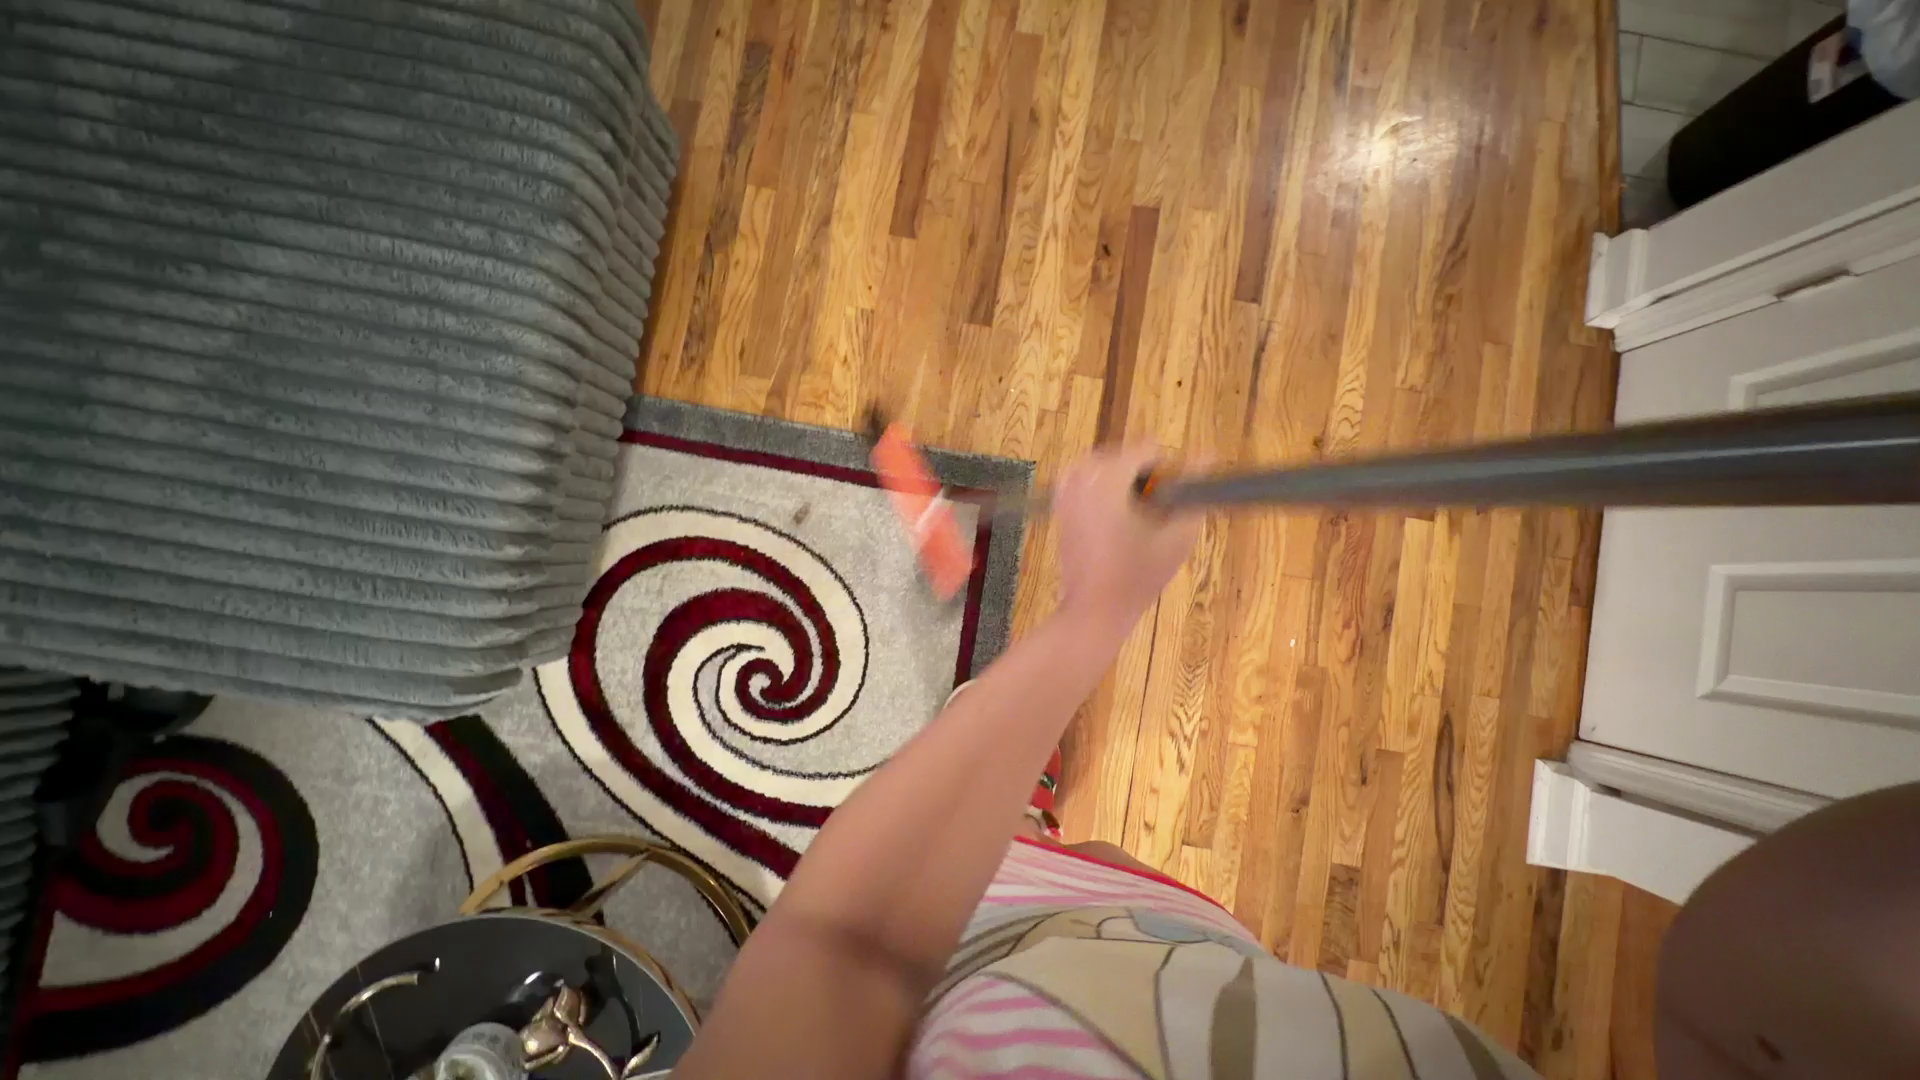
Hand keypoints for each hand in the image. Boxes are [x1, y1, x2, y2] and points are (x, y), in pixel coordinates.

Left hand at [1052, 445, 1202, 630]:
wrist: (1095, 607)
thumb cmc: (1139, 574)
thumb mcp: (1178, 534)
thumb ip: (1194, 490)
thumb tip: (1208, 455)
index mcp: (1108, 476)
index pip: (1149, 449)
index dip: (1168, 470)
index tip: (1174, 499)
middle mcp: (1081, 474)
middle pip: (1125, 455)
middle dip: (1143, 475)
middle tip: (1156, 511)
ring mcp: (1065, 489)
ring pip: (1105, 466)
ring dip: (1124, 481)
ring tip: (1137, 516)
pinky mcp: (1059, 505)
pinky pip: (1087, 481)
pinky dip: (1103, 490)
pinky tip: (1116, 518)